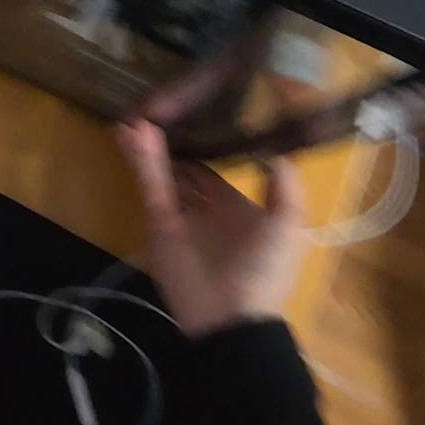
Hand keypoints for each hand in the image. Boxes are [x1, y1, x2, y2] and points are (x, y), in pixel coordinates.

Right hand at [115, 119, 308, 337]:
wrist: (232, 318)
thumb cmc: (266, 267)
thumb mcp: (288, 224)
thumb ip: (284, 184)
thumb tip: (271, 147)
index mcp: (234, 206)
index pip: (214, 168)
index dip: (203, 142)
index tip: (194, 111)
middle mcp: (204, 206)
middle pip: (182, 166)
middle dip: (170, 141)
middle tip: (157, 107)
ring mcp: (179, 213)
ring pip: (162, 170)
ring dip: (149, 142)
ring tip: (138, 111)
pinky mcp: (159, 220)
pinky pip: (150, 183)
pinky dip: (142, 158)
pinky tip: (135, 131)